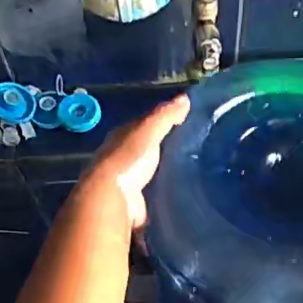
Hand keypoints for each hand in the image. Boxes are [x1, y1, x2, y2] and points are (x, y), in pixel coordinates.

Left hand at [73, 95, 187, 228]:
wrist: (113, 197)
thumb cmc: (129, 158)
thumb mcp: (149, 131)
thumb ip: (165, 116)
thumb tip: (186, 98)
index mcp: (121, 137)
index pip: (142, 125)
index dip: (159, 123)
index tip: (182, 123)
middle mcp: (120, 159)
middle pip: (144, 151)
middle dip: (161, 150)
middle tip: (189, 150)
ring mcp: (126, 183)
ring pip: (148, 174)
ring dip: (162, 173)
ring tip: (189, 173)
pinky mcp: (133, 204)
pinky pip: (152, 195)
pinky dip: (162, 194)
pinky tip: (178, 195)